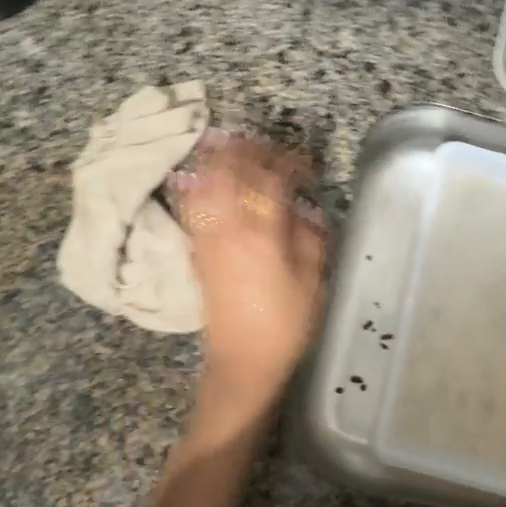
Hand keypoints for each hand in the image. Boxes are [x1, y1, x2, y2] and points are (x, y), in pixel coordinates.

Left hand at [174, 134, 327, 424]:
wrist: (242, 364)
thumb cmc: (285, 325)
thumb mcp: (312, 282)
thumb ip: (310, 239)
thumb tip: (305, 212)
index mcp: (263, 236)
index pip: (272, 181)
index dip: (287, 163)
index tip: (302, 162)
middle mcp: (229, 231)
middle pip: (229, 174)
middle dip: (244, 151)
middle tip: (260, 142)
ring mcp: (208, 242)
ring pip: (205, 187)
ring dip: (216, 163)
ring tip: (229, 149)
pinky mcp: (197, 255)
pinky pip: (193, 210)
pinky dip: (198, 188)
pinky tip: (204, 180)